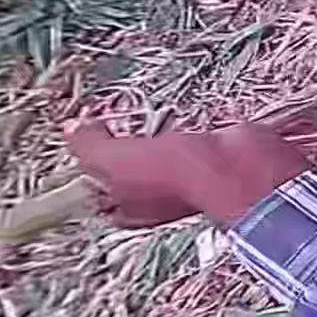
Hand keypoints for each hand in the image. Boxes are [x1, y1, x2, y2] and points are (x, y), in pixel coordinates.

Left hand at [67, 119, 313, 224]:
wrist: (241, 164)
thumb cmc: (178, 174)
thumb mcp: (116, 162)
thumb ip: (90, 146)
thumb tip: (75, 128)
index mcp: (131, 207)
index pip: (100, 188)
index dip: (92, 161)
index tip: (90, 130)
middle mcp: (162, 195)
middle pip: (135, 166)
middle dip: (130, 141)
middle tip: (123, 115)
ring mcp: (194, 173)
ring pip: (170, 148)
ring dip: (166, 128)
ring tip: (156, 109)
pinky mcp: (221, 152)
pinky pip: (203, 134)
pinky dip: (199, 121)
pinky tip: (190, 110)